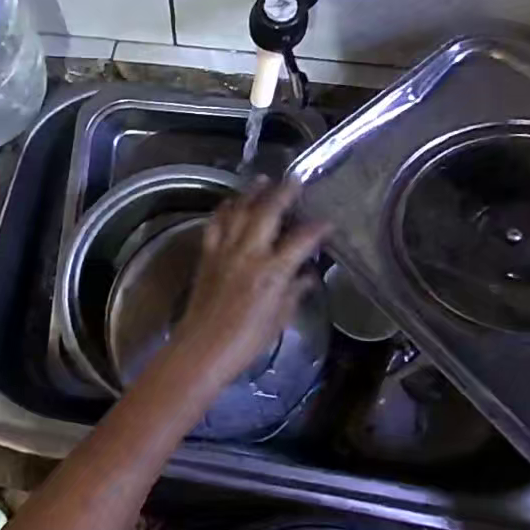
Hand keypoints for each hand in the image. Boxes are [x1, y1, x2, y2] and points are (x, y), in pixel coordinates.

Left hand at [168, 177, 329, 387]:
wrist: (201, 349)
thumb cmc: (245, 342)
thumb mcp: (279, 320)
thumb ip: (294, 293)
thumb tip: (307, 277)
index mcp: (272, 272)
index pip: (302, 240)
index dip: (318, 228)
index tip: (328, 221)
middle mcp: (249, 253)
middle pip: (267, 212)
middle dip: (284, 193)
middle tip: (295, 181)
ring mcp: (225, 251)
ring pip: (239, 211)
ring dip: (252, 193)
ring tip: (263, 180)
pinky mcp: (206, 255)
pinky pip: (215, 224)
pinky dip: (224, 209)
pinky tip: (230, 202)